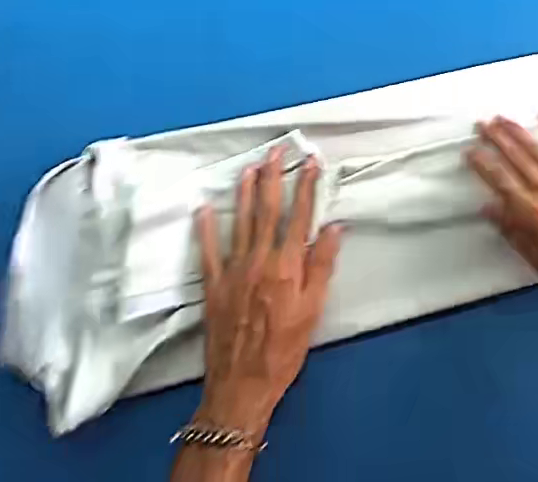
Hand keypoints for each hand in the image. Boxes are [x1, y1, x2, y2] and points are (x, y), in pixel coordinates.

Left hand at [192, 148, 343, 436]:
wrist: (241, 386)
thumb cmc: (284, 349)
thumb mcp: (313, 309)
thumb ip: (322, 265)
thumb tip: (334, 227)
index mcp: (287, 265)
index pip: (299, 216)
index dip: (306, 186)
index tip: (311, 162)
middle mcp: (259, 260)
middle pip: (267, 211)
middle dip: (272, 177)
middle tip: (275, 151)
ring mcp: (233, 271)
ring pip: (239, 223)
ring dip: (244, 193)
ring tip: (248, 168)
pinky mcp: (213, 287)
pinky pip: (208, 252)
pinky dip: (205, 229)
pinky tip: (203, 209)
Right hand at [466, 115, 537, 297]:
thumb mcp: (534, 257)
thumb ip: (511, 230)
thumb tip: (488, 207)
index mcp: (529, 209)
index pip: (499, 180)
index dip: (483, 164)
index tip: (470, 150)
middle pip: (515, 158)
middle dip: (497, 138)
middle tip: (482, 123)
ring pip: (535, 149)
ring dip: (518, 132)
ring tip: (503, 118)